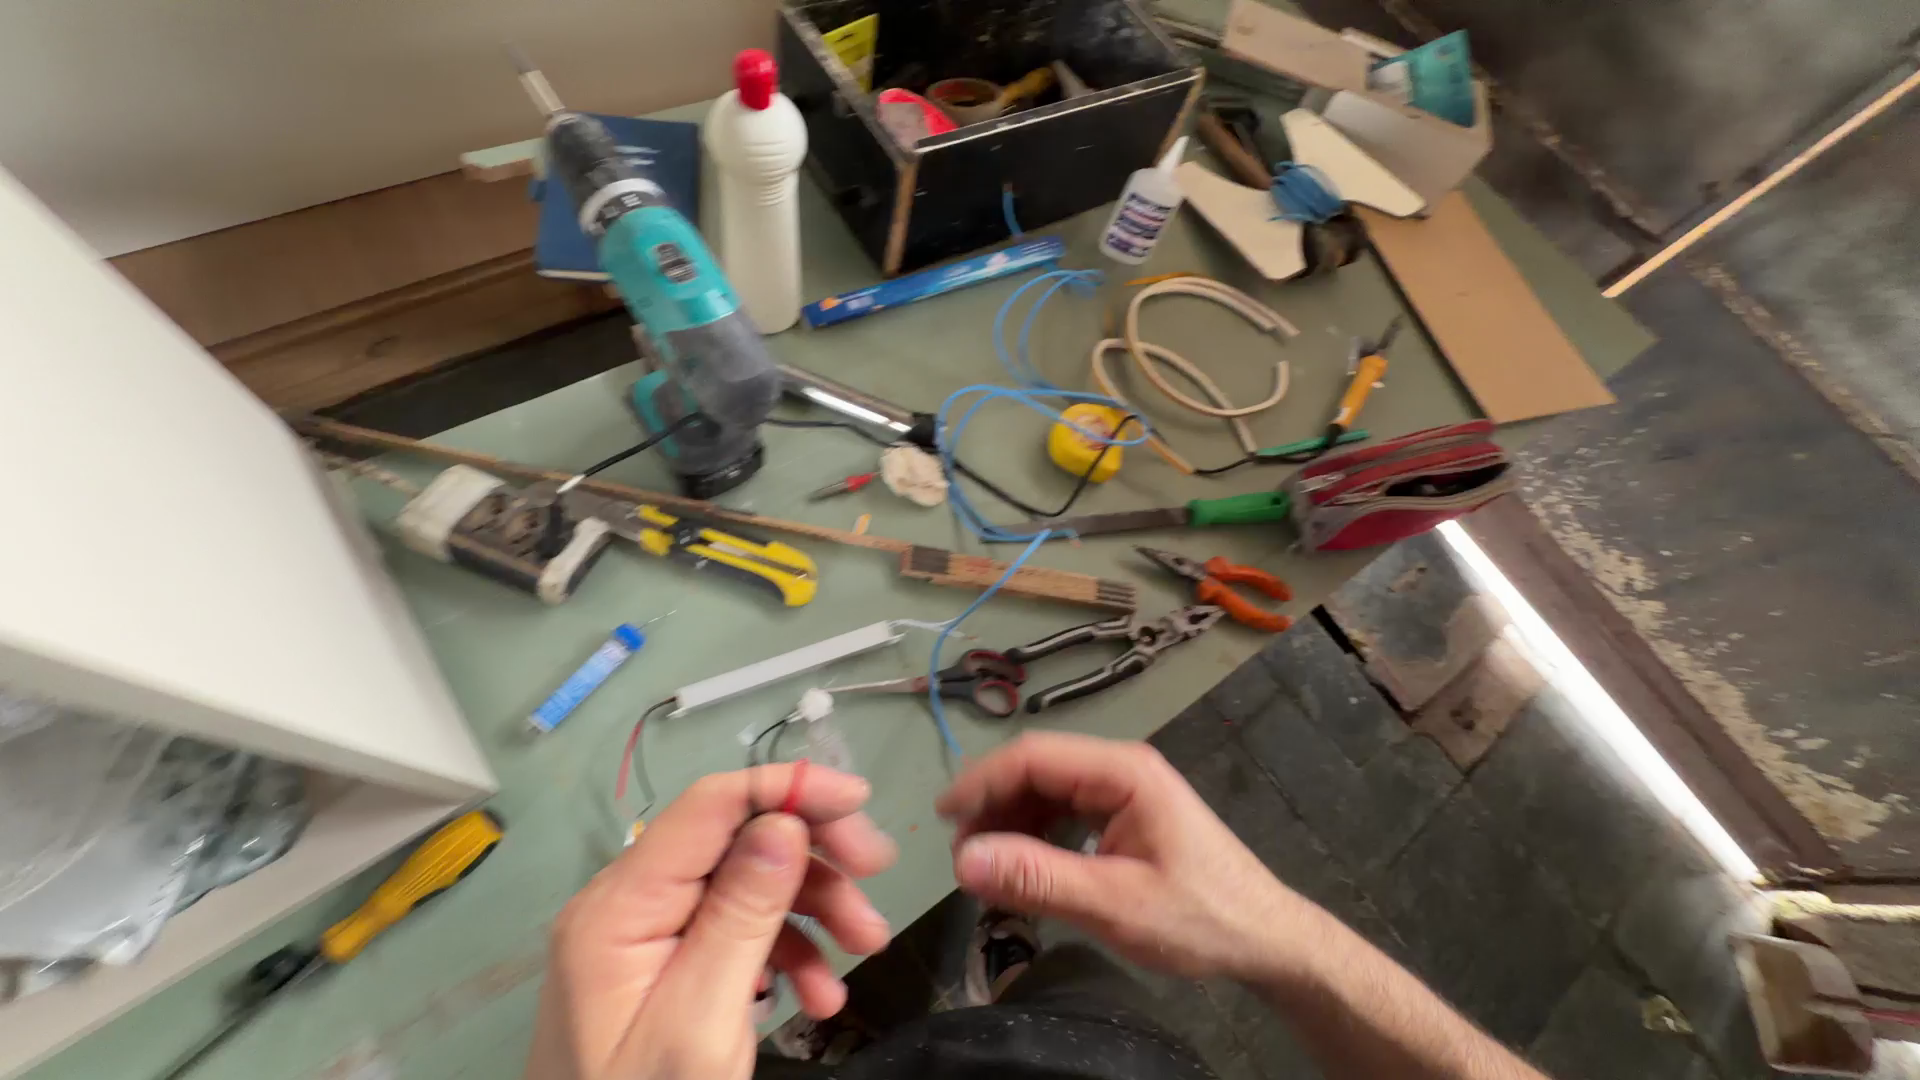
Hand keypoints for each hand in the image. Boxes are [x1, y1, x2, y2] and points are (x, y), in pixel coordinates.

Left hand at [526, 764, 896, 1079]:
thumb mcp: (701, 1027)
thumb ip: (741, 916)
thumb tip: (785, 822)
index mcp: (621, 904)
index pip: (712, 805)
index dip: (789, 788)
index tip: (860, 802)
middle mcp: (632, 901)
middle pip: (738, 837)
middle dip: (814, 852)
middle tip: (878, 873)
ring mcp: (651, 932)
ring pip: (750, 881)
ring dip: (815, 906)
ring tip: (867, 946)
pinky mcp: (670, 962)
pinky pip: (740, 929)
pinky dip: (791, 950)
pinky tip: (823, 993)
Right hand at [936, 732, 1321, 980]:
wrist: (1267, 940)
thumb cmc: (1200, 918)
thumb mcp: (1115, 904)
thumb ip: (1039, 879)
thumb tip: (963, 861)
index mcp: (1122, 770)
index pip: (1034, 757)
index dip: (982, 782)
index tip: (943, 818)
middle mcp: (1118, 767)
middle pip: (1037, 770)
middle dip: (994, 807)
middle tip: (964, 858)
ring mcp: (1121, 789)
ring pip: (1046, 791)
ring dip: (1011, 824)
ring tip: (988, 869)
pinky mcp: (1122, 813)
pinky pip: (1064, 812)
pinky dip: (1035, 836)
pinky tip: (1023, 868)